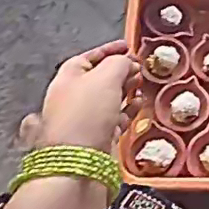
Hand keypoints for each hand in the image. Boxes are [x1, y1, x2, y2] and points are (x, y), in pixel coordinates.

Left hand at [19, 40, 141, 152]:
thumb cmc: (87, 114)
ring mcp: (85, 119)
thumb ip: (119, 63)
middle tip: (138, 67)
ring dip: (126, 90)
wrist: (79, 163)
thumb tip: (127, 63)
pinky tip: (138, 105)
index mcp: (68, 78)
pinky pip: (114, 118)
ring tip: (141, 85)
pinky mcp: (97, 138)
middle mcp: (73, 97)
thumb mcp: (106, 77)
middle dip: (120, 70)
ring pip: (108, 99)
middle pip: (99, 78)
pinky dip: (127, 110)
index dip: (109, 50)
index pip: (89, 57)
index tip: (127, 46)